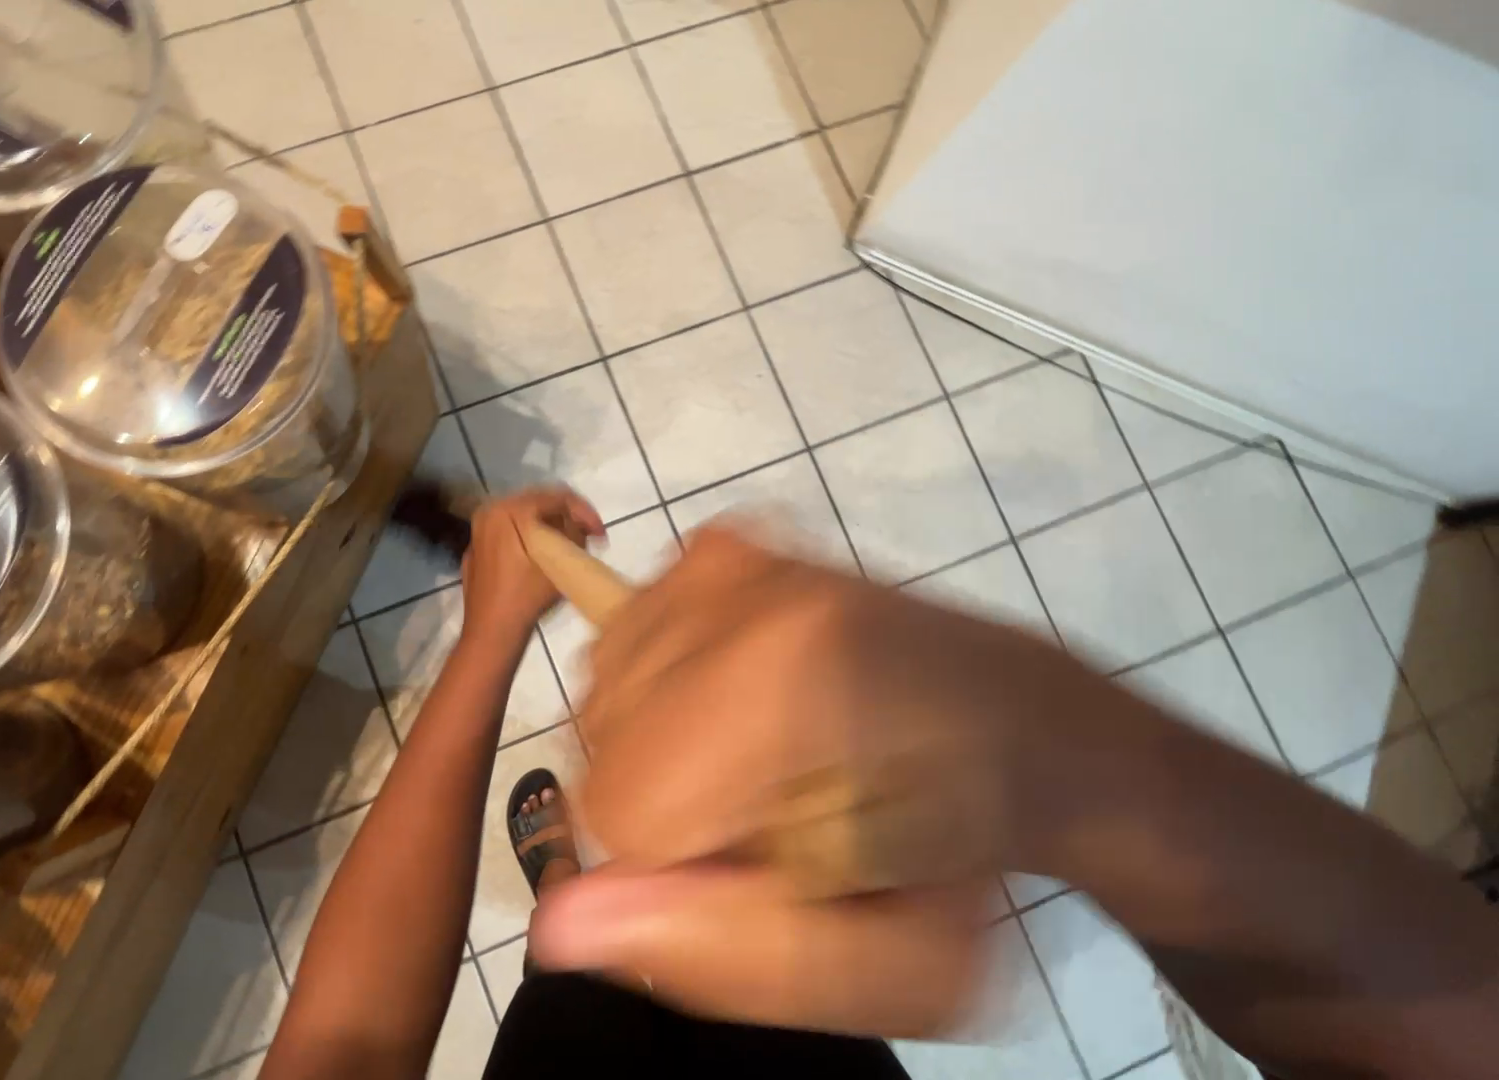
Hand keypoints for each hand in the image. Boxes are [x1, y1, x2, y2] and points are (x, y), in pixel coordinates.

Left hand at [461, 488, 605, 637]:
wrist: (491, 632)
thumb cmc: (526, 596)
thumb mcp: (560, 562)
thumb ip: (574, 532)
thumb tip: (580, 523)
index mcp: (507, 510)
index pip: (554, 497)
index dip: (584, 511)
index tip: (601, 534)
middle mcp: (489, 512)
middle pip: (537, 504)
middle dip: (567, 518)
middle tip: (591, 537)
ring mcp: (480, 532)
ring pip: (524, 519)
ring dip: (551, 528)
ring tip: (572, 547)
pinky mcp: (479, 550)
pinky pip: (509, 534)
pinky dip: (530, 539)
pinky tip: (546, 557)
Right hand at [529, 523, 1161, 1036]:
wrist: (1022, 723)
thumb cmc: (961, 850)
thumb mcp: (886, 964)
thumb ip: (725, 955)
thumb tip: (561, 923)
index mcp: (781, 679)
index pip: (617, 808)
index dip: (678, 863)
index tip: (757, 864)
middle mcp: (732, 587)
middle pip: (601, 739)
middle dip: (665, 802)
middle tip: (764, 811)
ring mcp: (718, 554)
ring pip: (603, 692)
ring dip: (661, 748)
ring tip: (758, 759)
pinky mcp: (713, 544)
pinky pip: (625, 646)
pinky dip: (663, 693)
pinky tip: (739, 707)